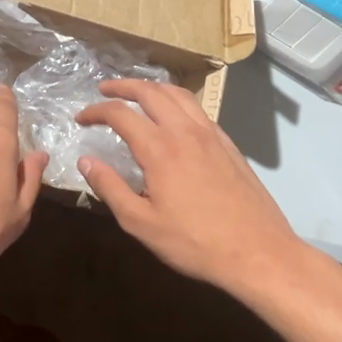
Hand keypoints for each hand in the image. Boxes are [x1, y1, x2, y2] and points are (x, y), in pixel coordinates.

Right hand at [76, 79, 308, 297]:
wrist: (260, 254)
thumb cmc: (195, 243)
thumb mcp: (141, 223)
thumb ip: (110, 188)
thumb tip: (86, 161)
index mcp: (159, 149)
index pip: (120, 114)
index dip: (96, 111)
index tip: (81, 119)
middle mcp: (185, 132)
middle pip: (150, 92)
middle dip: (123, 86)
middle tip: (104, 91)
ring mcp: (211, 136)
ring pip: (178, 95)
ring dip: (152, 88)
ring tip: (137, 94)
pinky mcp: (229, 145)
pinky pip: (198, 110)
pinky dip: (177, 102)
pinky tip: (173, 118)